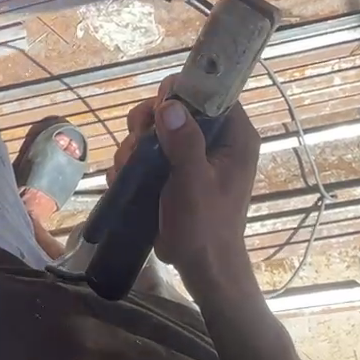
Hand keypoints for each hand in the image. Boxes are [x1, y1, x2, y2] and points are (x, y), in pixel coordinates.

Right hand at [110, 77, 260, 286]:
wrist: (201, 267)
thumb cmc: (205, 226)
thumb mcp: (193, 182)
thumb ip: (184, 142)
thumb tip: (170, 104)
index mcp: (235, 138)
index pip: (213, 94)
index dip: (184, 93)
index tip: (159, 108)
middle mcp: (217, 141)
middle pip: (177, 108)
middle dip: (149, 123)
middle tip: (137, 140)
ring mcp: (193, 156)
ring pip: (157, 130)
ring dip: (135, 146)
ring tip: (128, 169)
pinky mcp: (174, 171)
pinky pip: (148, 152)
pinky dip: (133, 162)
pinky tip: (124, 179)